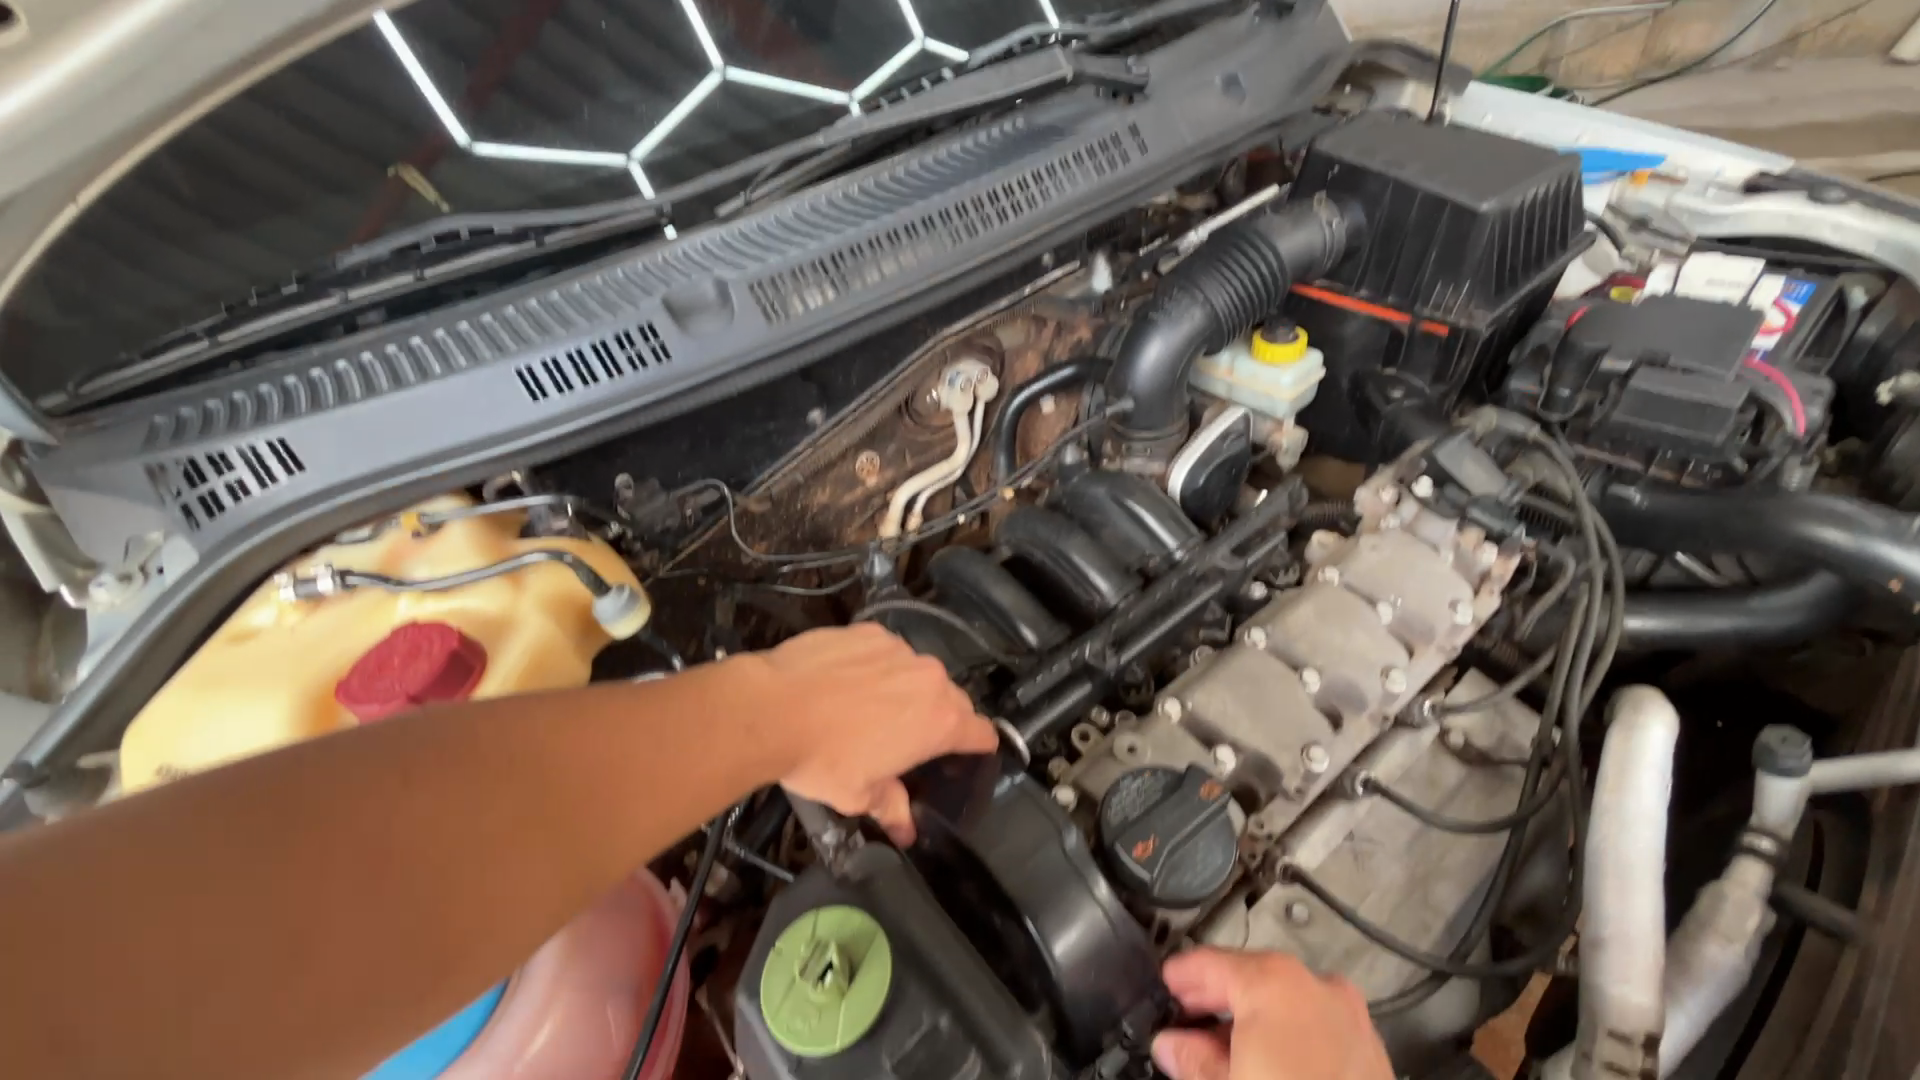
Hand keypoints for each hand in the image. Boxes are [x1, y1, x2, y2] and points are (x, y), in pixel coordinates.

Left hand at [753, 623, 997, 843]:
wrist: (770, 708)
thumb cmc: (820, 758)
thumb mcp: (858, 794)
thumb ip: (891, 806)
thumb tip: (905, 830)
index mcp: (939, 722)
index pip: (982, 732)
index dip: (979, 745)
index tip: (969, 752)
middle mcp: (929, 679)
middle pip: (953, 700)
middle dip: (940, 718)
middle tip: (909, 738)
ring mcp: (900, 650)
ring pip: (918, 672)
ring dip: (907, 688)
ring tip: (871, 707)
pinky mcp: (870, 631)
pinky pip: (887, 651)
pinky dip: (877, 665)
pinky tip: (846, 681)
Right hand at [1152, 948, 1392, 1079]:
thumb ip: (1191, 1058)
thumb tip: (1171, 1044)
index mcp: (1272, 983)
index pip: (1208, 963)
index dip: (1178, 977)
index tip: (1161, 988)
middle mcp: (1315, 985)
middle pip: (1248, 978)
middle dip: (1214, 1000)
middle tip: (1183, 1021)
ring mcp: (1350, 1018)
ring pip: (1283, 1002)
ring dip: (1249, 1020)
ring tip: (1220, 1051)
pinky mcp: (1373, 1054)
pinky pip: (1314, 1026)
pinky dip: (1286, 1036)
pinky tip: (1267, 1065)